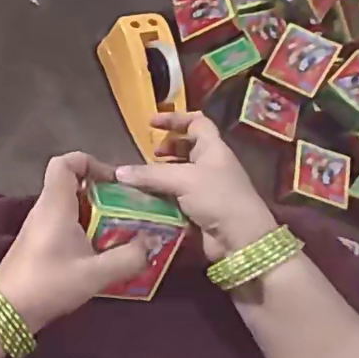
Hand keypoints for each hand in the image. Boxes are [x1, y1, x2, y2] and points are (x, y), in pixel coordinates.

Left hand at [0, 153, 151, 330]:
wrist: (7, 311)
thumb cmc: (48, 284)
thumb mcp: (95, 274)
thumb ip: (129, 257)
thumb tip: (152, 243)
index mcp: (55, 204)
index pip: (66, 162)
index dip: (91, 162)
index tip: (114, 183)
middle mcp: (46, 209)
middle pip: (74, 184)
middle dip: (103, 194)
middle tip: (128, 211)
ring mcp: (40, 226)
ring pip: (71, 206)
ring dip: (97, 215)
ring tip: (121, 233)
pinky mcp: (39, 243)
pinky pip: (66, 224)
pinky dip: (86, 230)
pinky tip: (101, 252)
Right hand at [114, 113, 278, 262]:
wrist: (239, 238)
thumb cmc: (217, 198)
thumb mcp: (183, 180)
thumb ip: (150, 175)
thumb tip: (119, 172)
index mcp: (213, 148)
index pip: (196, 123)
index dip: (175, 119)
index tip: (151, 123)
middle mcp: (210, 164)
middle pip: (187, 147)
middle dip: (167, 148)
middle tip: (149, 154)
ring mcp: (206, 187)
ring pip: (179, 173)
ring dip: (161, 174)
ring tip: (143, 178)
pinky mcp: (199, 209)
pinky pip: (176, 196)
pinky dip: (162, 195)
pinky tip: (147, 199)